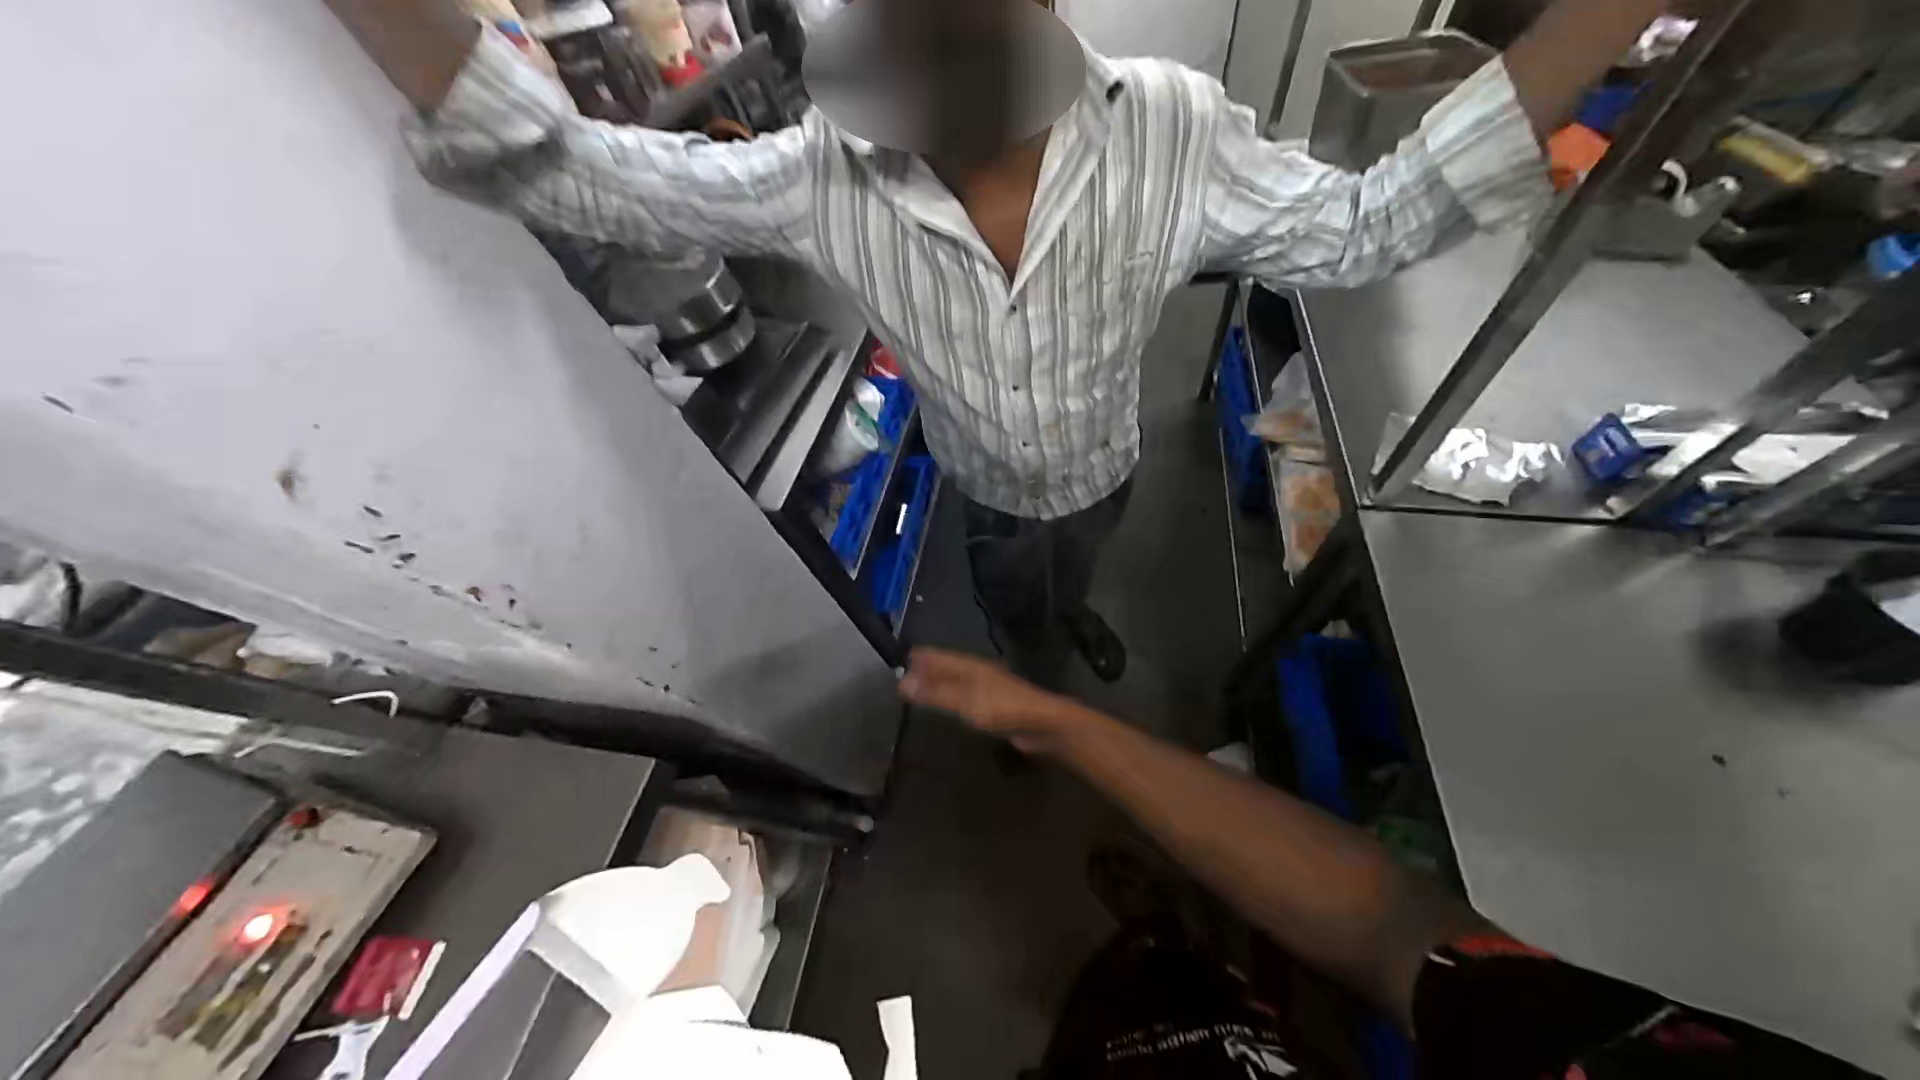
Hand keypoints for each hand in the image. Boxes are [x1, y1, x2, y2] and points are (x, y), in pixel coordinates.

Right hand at [897, 647, 1081, 753]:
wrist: (1045, 725)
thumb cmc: (1005, 708)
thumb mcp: (966, 701)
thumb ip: (935, 693)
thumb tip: (902, 683)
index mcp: (970, 665)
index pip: (938, 656)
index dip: (919, 658)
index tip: (898, 661)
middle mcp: (977, 672)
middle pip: (946, 668)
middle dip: (926, 671)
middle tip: (903, 680)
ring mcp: (987, 689)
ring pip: (956, 683)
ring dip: (938, 685)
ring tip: (919, 694)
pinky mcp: (994, 707)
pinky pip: (964, 698)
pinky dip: (950, 699)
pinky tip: (947, 709)